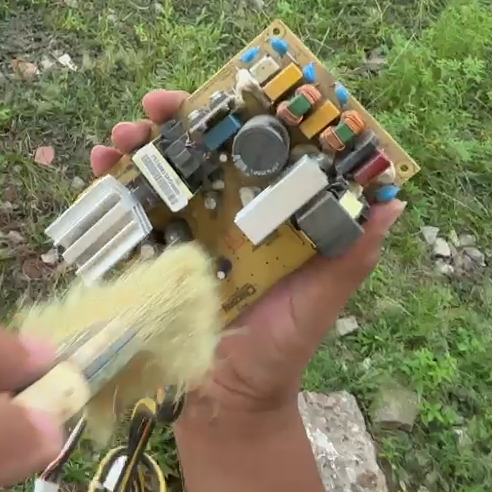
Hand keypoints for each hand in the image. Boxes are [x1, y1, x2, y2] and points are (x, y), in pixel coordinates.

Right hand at [91, 90, 402, 419]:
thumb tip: (393, 202)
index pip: (248, 143)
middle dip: (172, 116)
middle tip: (153, 106)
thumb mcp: (320, 298)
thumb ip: (351, 254)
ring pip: (154, 167)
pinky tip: (98, 170)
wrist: (226, 402)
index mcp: (260, 206)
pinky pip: (123, 208)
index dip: (235, 111)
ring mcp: (178, 223)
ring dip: (134, 142)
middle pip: (194, 145)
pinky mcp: (145, 248)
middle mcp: (218, 204)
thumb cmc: (280, 345)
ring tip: (120, 139)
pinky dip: (108, 182)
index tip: (220, 89)